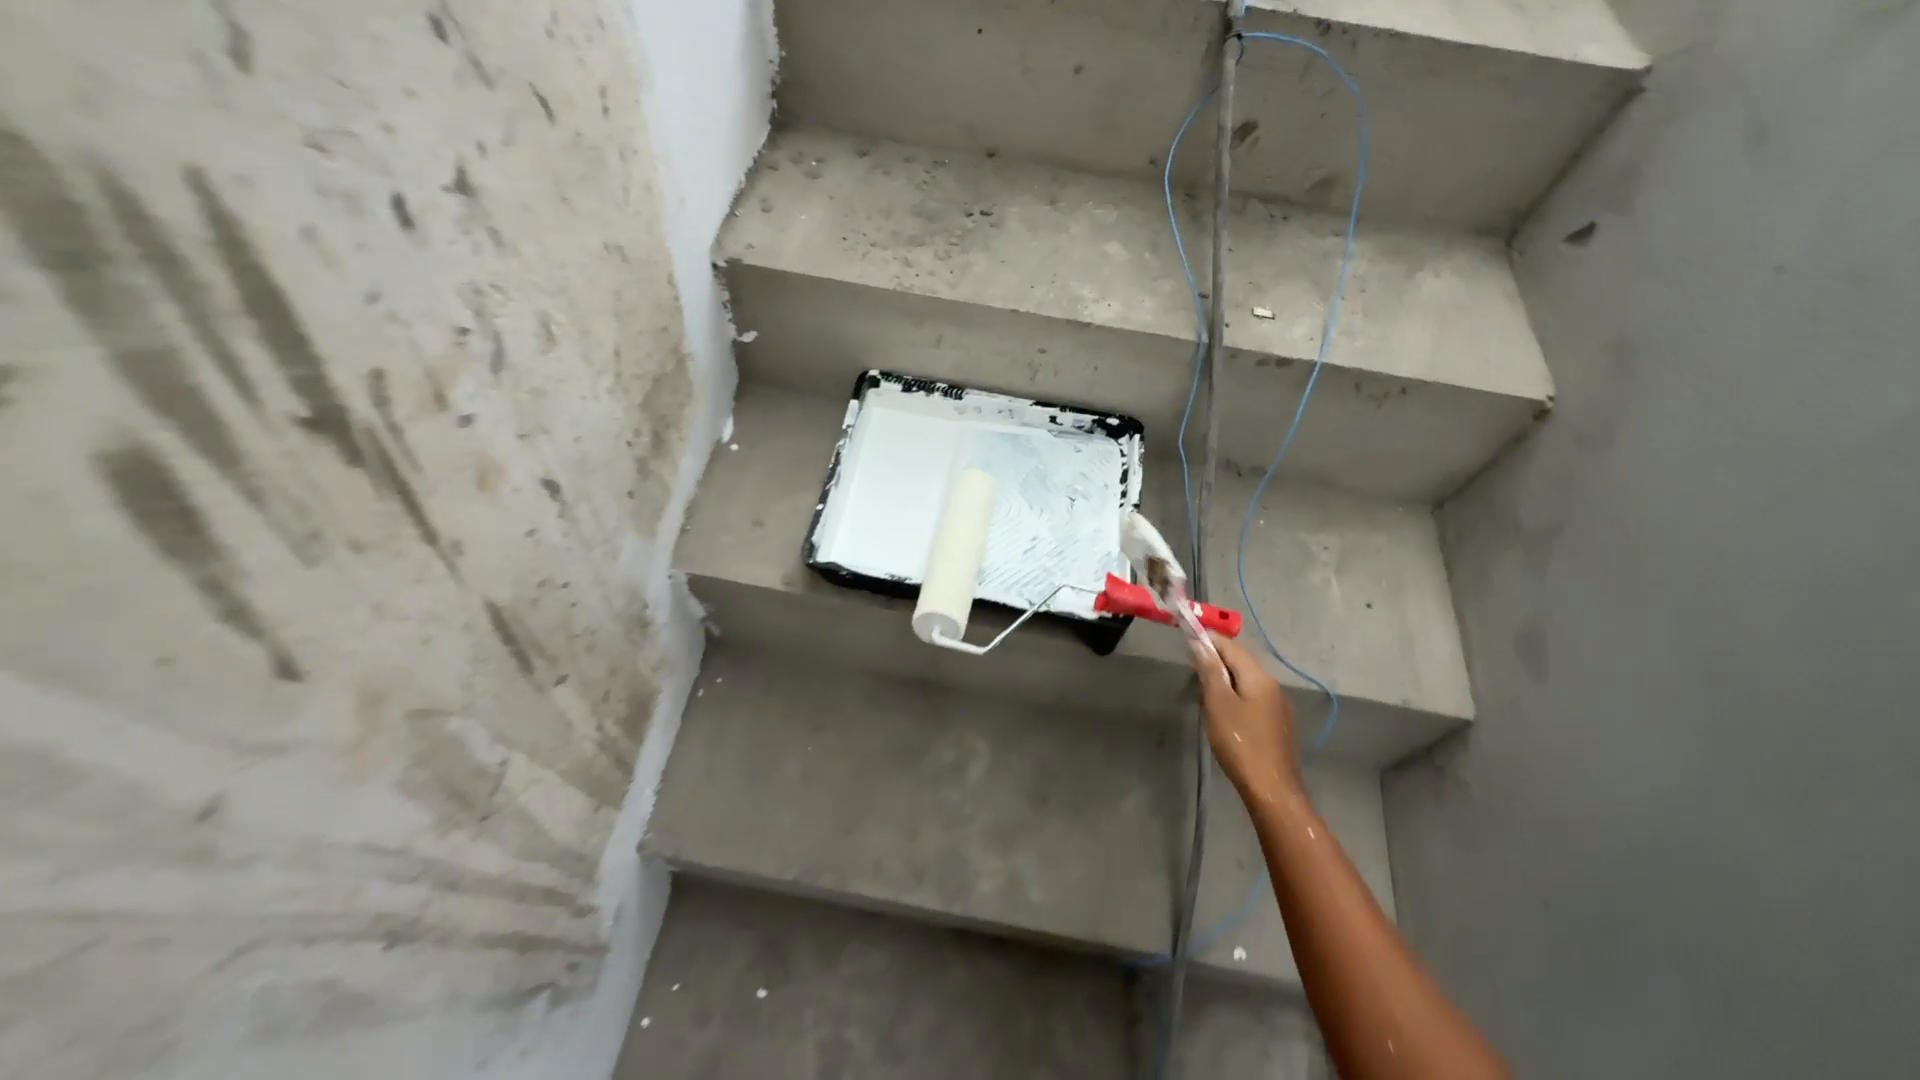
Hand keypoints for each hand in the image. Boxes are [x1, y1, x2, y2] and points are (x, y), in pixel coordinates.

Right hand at [1190, 633, 1302, 801]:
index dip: (1208, 639)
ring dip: (1224, 678)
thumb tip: (1200, 642)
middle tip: (1189, 666)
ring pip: (1246, 681)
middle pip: (1240, 662)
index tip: (1185, 637)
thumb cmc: (1240, 743)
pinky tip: (1222, 711)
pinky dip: (1234, 695)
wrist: (1271, 788)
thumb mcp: (1218, 704)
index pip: (1231, 646)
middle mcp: (1272, 686)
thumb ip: (1210, 671)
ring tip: (1201, 689)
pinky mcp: (1276, 724)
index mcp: (1259, 677)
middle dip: (1215, 659)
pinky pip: (1252, 698)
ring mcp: (1277, 706)